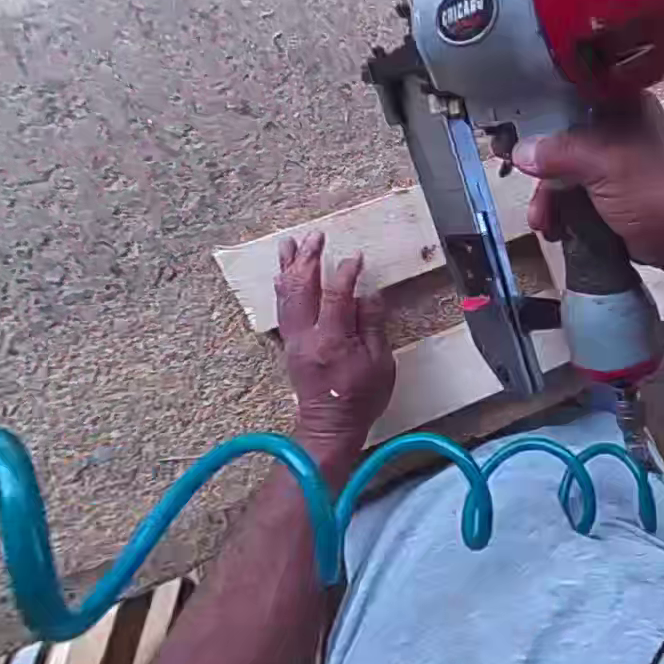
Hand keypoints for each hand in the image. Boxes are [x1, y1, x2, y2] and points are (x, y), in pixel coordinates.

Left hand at [275, 231, 394, 449]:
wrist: (330, 427)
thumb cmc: (361, 398)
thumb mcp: (380, 363)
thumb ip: (372, 325)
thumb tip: (367, 294)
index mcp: (332, 341)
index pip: (337, 295)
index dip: (347, 273)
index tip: (357, 258)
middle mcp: (307, 337)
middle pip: (303, 289)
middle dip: (308, 259)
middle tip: (316, 237)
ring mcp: (295, 341)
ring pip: (287, 296)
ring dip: (289, 268)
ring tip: (289, 244)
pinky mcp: (291, 346)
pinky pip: (283, 309)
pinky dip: (284, 288)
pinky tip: (284, 274)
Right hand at [516, 94, 663, 269]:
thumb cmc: (656, 195)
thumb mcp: (605, 166)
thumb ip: (561, 154)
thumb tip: (522, 151)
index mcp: (622, 107)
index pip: (571, 97)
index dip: (539, 113)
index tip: (514, 131)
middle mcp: (614, 130)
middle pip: (559, 138)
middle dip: (540, 168)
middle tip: (520, 179)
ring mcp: (608, 162)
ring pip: (560, 170)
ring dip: (546, 197)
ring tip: (544, 220)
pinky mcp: (603, 191)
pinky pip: (568, 193)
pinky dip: (556, 209)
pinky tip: (553, 226)